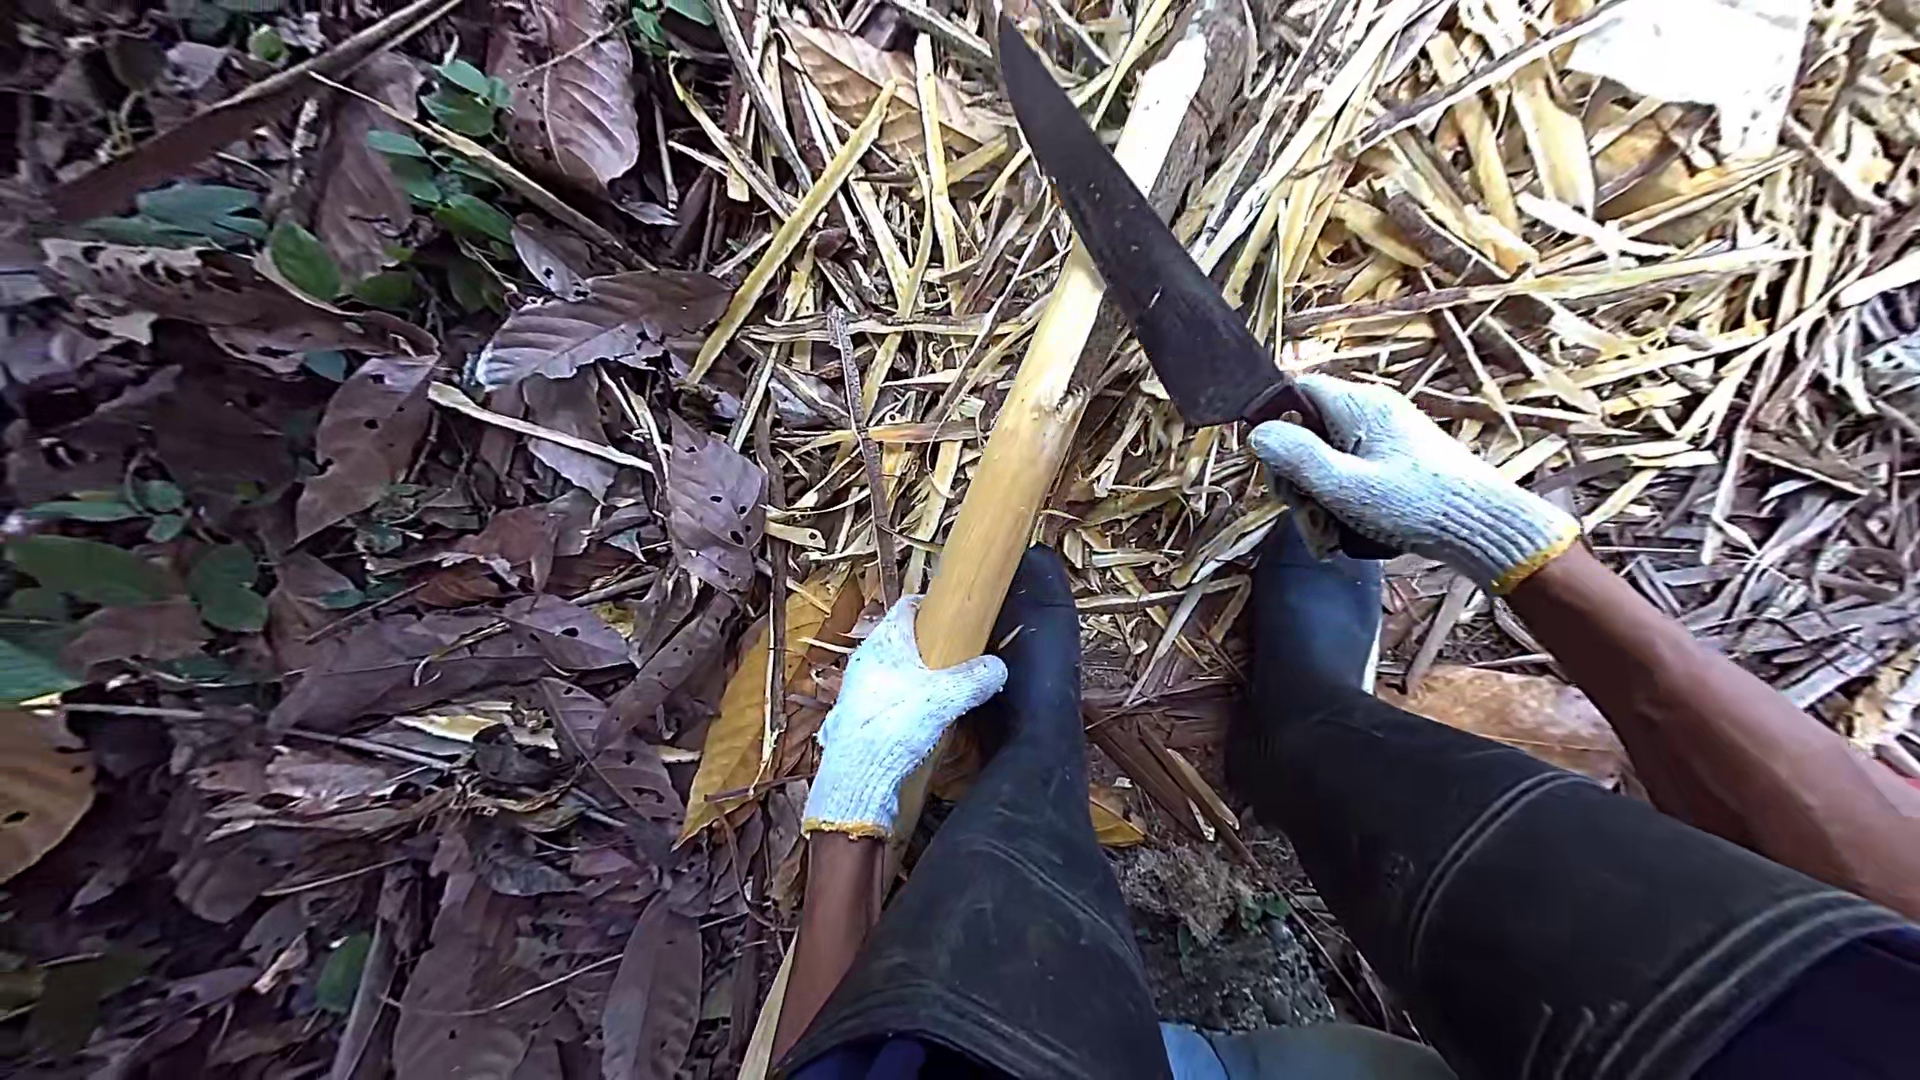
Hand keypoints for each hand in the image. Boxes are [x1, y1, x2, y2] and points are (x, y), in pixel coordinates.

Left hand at [803, 596, 1007, 837]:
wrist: (855, 780)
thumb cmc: (895, 725)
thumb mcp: (946, 698)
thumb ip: (975, 678)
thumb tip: (998, 667)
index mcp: (884, 641)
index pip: (908, 604)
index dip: (931, 604)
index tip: (952, 613)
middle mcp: (865, 658)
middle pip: (901, 637)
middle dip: (927, 642)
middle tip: (954, 654)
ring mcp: (856, 687)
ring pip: (892, 666)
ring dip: (914, 673)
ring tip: (940, 688)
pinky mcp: (855, 714)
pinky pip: (883, 694)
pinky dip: (902, 697)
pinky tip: (916, 717)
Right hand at [1251, 374, 1579, 592]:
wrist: (1486, 529)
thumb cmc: (1415, 506)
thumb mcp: (1343, 485)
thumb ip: (1297, 456)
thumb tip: (1256, 432)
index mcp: (1360, 405)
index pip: (1297, 389)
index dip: (1273, 420)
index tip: (1271, 461)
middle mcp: (1371, 409)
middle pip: (1305, 425)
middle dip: (1291, 465)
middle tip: (1297, 503)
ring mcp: (1384, 432)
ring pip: (1322, 449)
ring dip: (1311, 485)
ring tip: (1322, 521)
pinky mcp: (1393, 454)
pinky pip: (1346, 463)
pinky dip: (1335, 490)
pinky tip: (1341, 519)